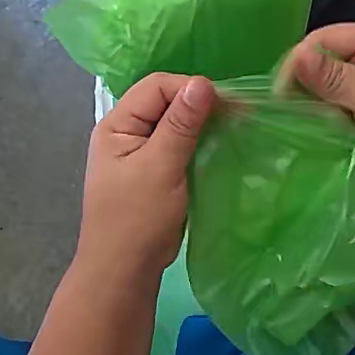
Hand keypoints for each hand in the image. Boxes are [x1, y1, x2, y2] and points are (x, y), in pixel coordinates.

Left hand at [78, 72, 215, 273]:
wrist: (124, 271)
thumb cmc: (137, 218)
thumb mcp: (161, 166)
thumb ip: (181, 124)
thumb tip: (203, 83)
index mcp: (117, 124)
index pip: (157, 87)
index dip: (191, 88)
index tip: (228, 103)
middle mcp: (126, 132)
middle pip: (166, 101)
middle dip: (200, 104)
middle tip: (238, 115)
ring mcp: (140, 152)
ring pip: (175, 123)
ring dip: (203, 123)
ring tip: (234, 128)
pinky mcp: (156, 171)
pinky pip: (180, 145)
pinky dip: (200, 142)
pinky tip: (221, 146)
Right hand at [280, 23, 354, 206]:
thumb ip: (334, 78)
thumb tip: (294, 58)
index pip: (323, 39)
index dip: (300, 62)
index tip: (282, 94)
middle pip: (321, 65)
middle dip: (305, 87)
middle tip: (290, 114)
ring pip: (325, 94)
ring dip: (314, 109)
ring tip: (300, 126)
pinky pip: (333, 116)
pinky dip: (323, 125)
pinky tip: (313, 135)